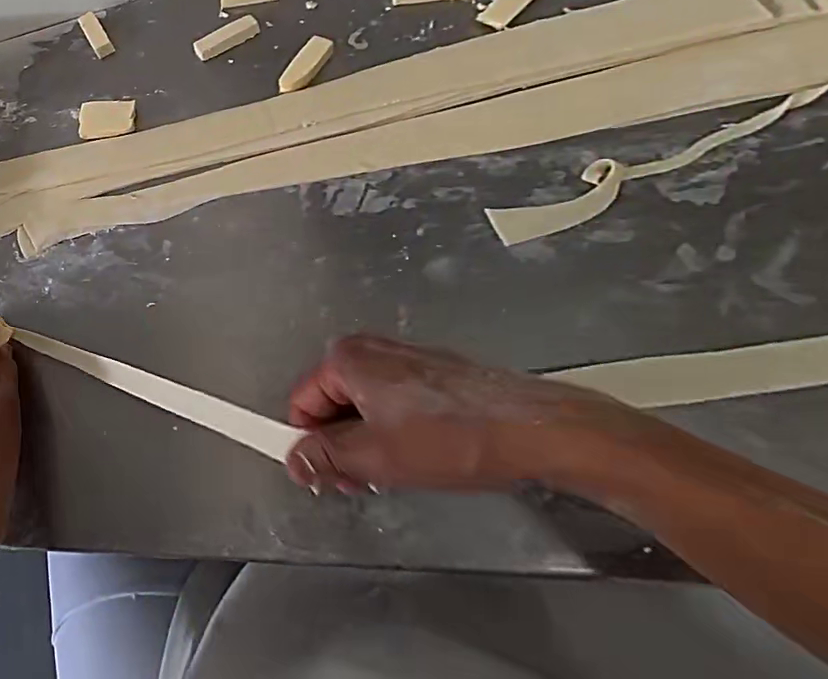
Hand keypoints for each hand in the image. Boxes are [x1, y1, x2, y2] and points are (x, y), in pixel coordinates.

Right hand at [285, 335, 642, 494]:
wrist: (533, 430)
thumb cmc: (452, 439)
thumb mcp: (376, 458)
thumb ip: (325, 457)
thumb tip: (294, 458)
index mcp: (346, 359)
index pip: (301, 402)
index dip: (309, 442)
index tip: (327, 475)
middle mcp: (369, 347)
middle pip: (331, 400)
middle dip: (341, 443)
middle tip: (366, 480)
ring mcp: (402, 355)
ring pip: (363, 403)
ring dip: (368, 439)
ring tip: (399, 468)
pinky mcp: (429, 369)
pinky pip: (391, 398)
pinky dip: (394, 426)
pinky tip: (423, 450)